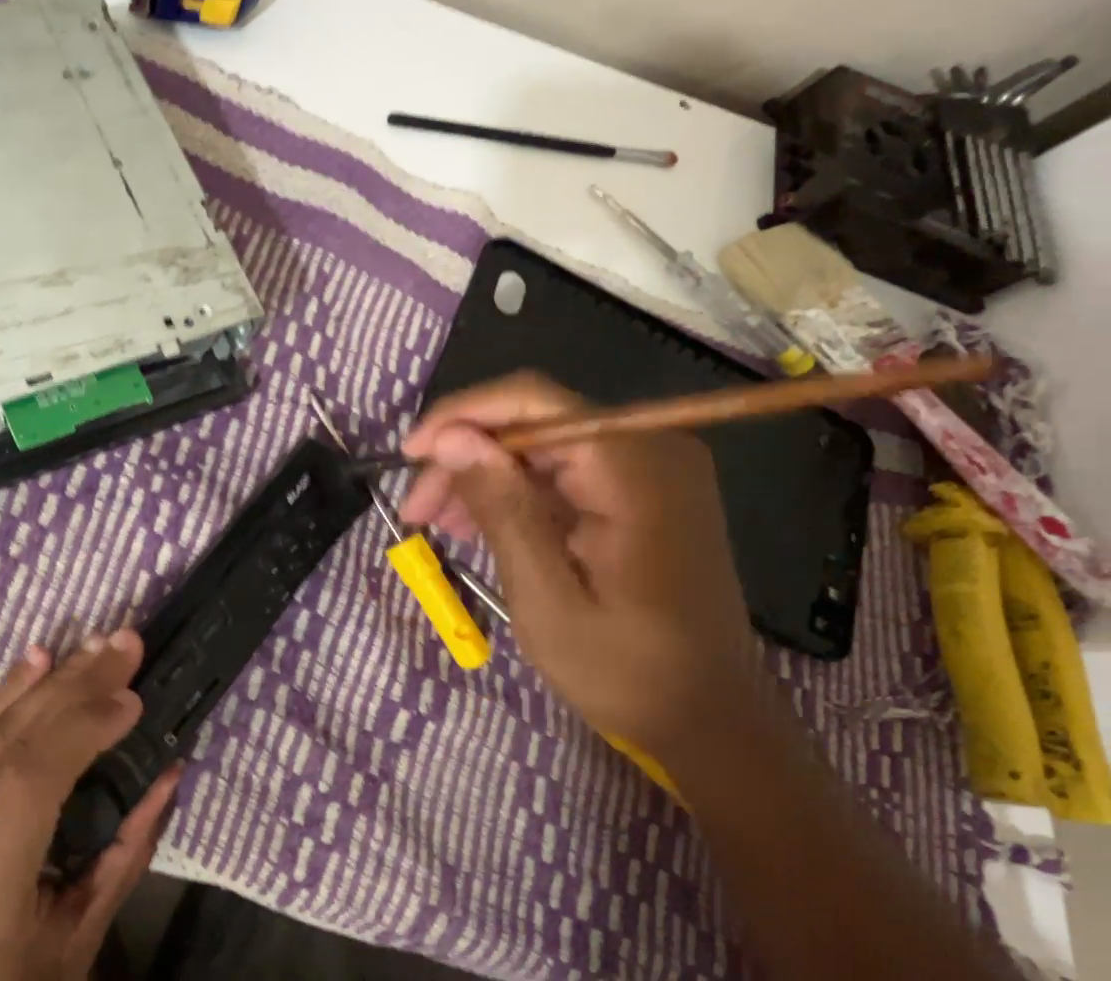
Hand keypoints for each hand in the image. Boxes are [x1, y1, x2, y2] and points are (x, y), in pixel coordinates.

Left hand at [0, 629, 182, 980]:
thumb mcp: (78, 942)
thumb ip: (124, 854)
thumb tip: (168, 772)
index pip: (27, 785)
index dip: (80, 729)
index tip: (131, 697)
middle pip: (3, 745)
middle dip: (72, 687)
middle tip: (123, 643)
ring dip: (39, 683)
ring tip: (87, 645)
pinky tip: (31, 665)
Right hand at [398, 372, 756, 759]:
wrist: (712, 720)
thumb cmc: (627, 669)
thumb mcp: (547, 598)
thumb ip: (502, 509)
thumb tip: (450, 438)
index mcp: (633, 470)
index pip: (532, 400)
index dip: (461, 416)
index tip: (408, 456)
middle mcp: (650, 450)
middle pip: (534, 421)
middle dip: (466, 455)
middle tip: (416, 509)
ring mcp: (651, 471)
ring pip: (542, 446)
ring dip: (485, 476)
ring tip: (439, 523)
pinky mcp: (643, 494)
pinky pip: (564, 472)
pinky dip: (517, 494)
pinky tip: (480, 526)